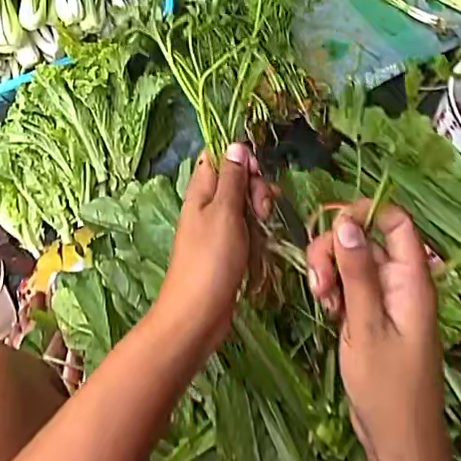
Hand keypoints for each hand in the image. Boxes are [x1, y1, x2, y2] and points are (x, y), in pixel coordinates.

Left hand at [151, 144, 274, 360]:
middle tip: (261, 207)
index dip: (240, 158)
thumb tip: (236, 144)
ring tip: (263, 225)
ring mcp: (217, 228)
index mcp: (200, 190)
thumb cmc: (210, 260)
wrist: (197, 316)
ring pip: (244, 205)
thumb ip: (232, 178)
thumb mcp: (225, 212)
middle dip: (255, 188)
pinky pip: (246, 228)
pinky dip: (256, 231)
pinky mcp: (226, 249)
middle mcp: (207, 205)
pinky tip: (263, 241)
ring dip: (258, 211)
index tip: (255, 172)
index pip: (219, 157)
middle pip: (237, 180)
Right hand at [305, 201, 460, 460]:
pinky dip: (334, 291)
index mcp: (411, 278)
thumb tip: (346, 221)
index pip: (395, 221)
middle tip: (317, 279)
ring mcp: (386, 298)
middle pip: (365, 239)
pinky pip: (350, 285)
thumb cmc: (388, 388)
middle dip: (335, 249)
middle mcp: (400, 281)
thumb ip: (357, 272)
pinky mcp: (371, 314)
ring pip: (353, 261)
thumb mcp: (367, 326)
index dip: (365, 213)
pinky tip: (327, 311)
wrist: (398, 442)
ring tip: (321, 300)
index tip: (331, 225)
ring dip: (330, 271)